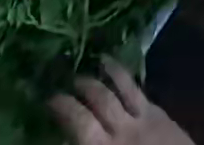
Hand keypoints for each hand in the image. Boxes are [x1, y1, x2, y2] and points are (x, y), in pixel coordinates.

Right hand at [47, 58, 194, 144]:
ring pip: (113, 90)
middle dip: (72, 96)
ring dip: (96, 78)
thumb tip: (66, 138)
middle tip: (58, 89)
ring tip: (82, 71)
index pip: (77, 126)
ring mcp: (140, 121)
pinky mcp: (157, 114)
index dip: (61, 112)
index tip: (47, 103)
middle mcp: (119, 134)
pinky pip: (134, 87)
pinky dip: (120, 74)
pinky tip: (112, 66)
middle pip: (92, 107)